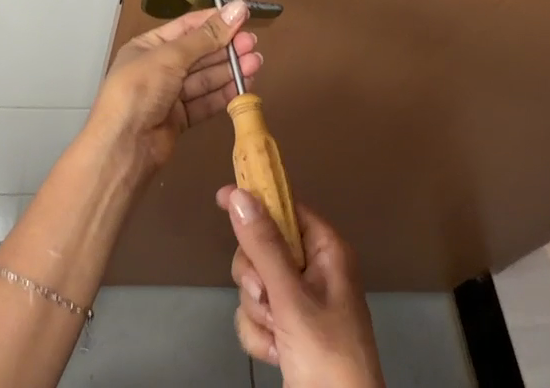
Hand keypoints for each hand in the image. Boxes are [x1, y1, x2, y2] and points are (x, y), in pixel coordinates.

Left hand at [85, 0, 260, 178]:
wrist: (123, 147)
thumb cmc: (139, 90)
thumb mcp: (171, 56)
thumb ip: (207, 36)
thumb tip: (238, 8)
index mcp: (148, 46)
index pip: (187, 28)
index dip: (215, 22)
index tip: (243, 17)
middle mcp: (159, 68)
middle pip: (199, 53)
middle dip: (226, 48)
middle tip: (253, 43)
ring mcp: (169, 95)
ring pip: (205, 78)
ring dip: (230, 70)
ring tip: (256, 62)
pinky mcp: (180, 119)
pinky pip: (205, 101)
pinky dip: (224, 94)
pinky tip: (244, 86)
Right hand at [222, 187, 384, 387]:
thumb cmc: (325, 350)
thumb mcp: (291, 297)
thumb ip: (263, 246)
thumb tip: (240, 195)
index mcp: (326, 251)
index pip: (287, 209)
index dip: (257, 202)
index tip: (223, 198)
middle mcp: (313, 270)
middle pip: (262, 249)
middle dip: (256, 280)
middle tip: (265, 297)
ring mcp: (300, 302)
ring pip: (254, 285)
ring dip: (258, 314)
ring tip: (280, 335)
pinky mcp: (288, 329)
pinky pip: (256, 315)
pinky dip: (260, 336)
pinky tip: (277, 354)